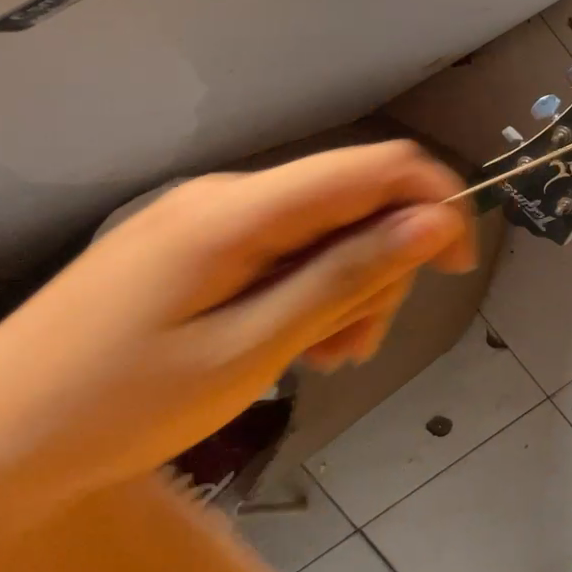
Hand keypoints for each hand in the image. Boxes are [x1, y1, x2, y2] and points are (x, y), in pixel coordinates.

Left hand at [0, 141, 472, 523]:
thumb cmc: (116, 407)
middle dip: (384, 265)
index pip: (380, 165)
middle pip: (360, 201)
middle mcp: (230, 196)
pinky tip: (301, 341)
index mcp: (240, 211)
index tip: (456, 266)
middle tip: (362, 340)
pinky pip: (290, 248)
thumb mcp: (251, 348)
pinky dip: (314, 289)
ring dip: (351, 287)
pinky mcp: (198, 244)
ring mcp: (210, 218)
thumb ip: (348, 276)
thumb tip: (438, 221)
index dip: (439, 200)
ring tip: (328, 354)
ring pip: (332, 228)